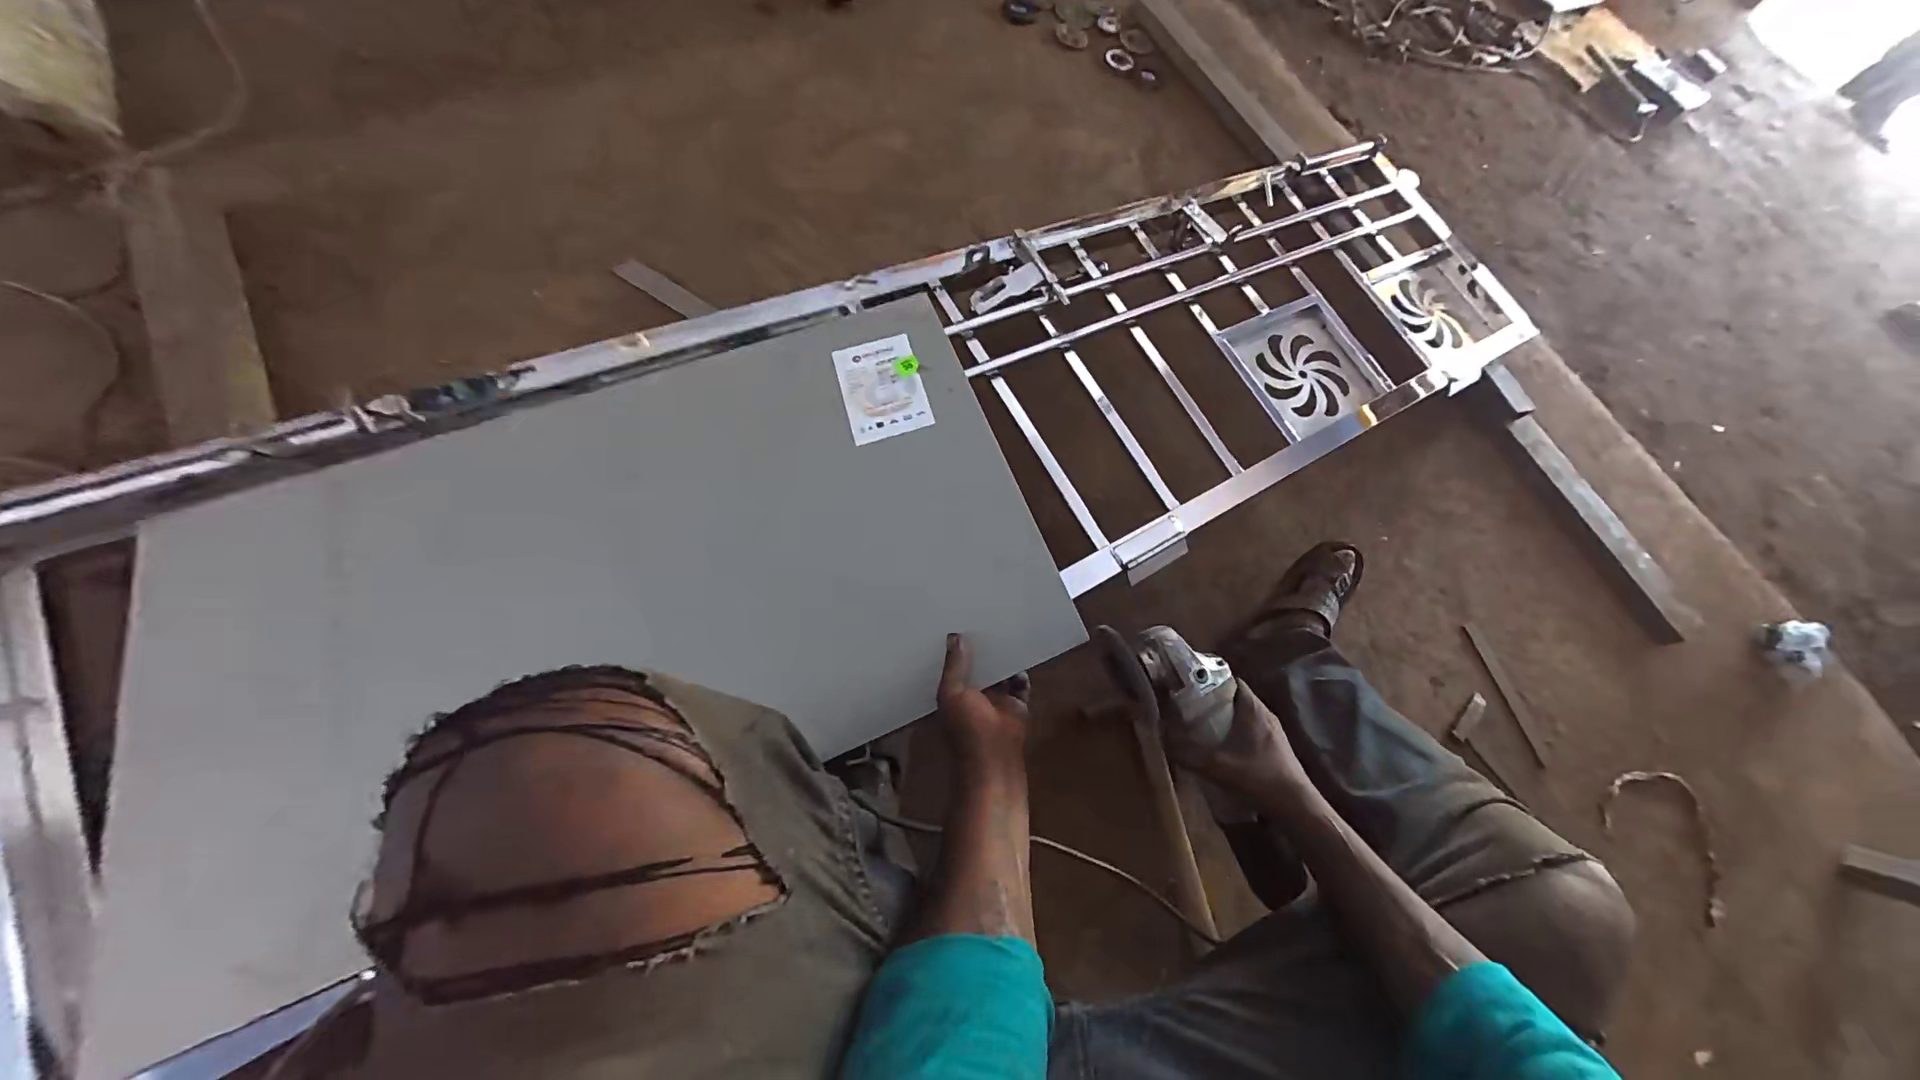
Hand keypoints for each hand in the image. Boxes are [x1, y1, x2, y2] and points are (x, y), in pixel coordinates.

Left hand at [936, 633, 1030, 772]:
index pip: (953, 665)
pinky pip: (1020, 683)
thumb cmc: (967, 728)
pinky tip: (1021, 652)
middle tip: (984, 617)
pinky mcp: (1017, 703)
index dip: (955, 647)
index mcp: (953, 692)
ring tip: (1005, 628)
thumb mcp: (953, 693)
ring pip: (1000, 671)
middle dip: (981, 647)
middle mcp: (974, 693)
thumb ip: (955, 666)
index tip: (957, 620)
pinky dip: (1021, 672)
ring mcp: (996, 699)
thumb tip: (955, 636)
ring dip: (1002, 656)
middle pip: (979, 665)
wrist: (995, 759)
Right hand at [1165, 681, 1313, 799]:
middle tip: (1187, 705)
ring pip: (1243, 713)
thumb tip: (1161, 739)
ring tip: (1199, 723)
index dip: (1210, 679)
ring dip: (1223, 716)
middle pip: (1235, 696)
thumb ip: (1188, 753)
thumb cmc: (1260, 778)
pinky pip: (1250, 728)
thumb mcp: (1218, 766)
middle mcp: (1265, 714)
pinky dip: (1234, 730)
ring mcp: (1273, 731)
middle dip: (1212, 699)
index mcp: (1253, 709)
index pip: (1231, 680)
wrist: (1297, 807)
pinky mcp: (1275, 746)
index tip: (1188, 684)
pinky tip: (1221, 745)